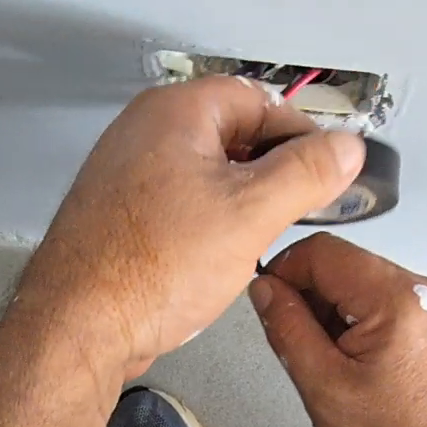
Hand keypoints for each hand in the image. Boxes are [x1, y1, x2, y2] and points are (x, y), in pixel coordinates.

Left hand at [14, 77, 366, 381]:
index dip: (300, 136)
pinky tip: (213, 262)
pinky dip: (204, 229)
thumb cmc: (149, 268)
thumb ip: (306, 175)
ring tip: (252, 243)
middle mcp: (143, 135)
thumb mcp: (251, 214)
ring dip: (238, 207)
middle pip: (230, 138)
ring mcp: (126, 178)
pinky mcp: (120, 220)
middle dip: (269, 176)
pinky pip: (177, 210)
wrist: (81, 325)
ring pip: (204, 178)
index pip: (258, 101)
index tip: (325, 171)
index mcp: (174, 113)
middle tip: (293, 212)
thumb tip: (344, 150)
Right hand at [250, 233, 426, 426]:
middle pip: (343, 262)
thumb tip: (263, 287)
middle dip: (307, 293)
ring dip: (328, 307)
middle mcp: (419, 287)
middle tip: (296, 342)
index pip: (324, 252)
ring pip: (358, 279)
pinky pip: (378, 298)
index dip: (285, 270)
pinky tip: (347, 356)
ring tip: (325, 356)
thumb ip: (287, 328)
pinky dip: (351, 317)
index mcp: (395, 299)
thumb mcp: (321, 385)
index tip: (267, 305)